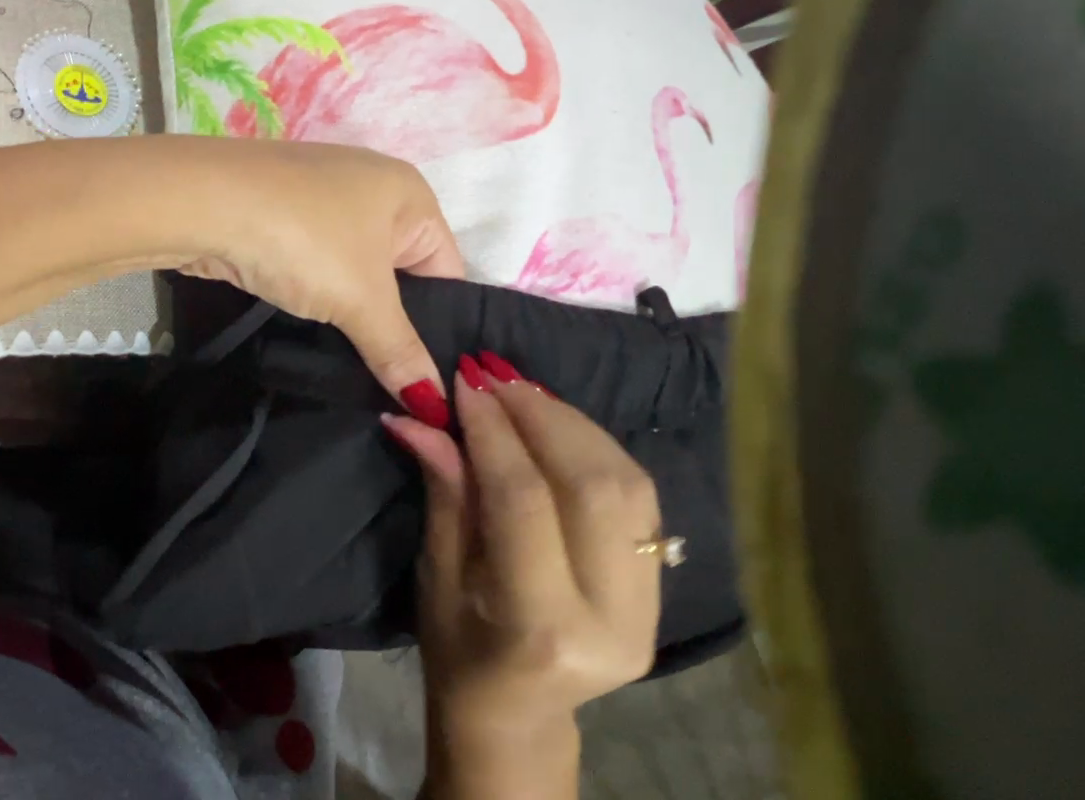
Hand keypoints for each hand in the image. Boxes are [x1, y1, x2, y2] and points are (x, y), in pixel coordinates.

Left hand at [176, 139, 463, 410]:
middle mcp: (367, 188)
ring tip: (353, 373)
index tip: (432, 384)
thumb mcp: (360, 298)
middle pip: (398, 274)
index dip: (442, 327)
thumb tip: (434, 405)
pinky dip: (312, 300)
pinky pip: (311, 269)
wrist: (200, 203)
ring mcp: (316, 201)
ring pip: (350, 274)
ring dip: (348, 317)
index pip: (446, 271)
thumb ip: (398, 350)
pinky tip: (311, 340)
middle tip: (393, 388)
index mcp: (408, 193)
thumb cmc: (301, 240)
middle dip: (391, 326)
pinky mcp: (275, 219)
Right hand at [381, 353, 663, 796]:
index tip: (462, 381)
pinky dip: (596, 446)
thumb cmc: (456, 648)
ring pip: (628, 483)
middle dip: (539, 415)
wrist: (517, 711)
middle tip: (491, 373)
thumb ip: (445, 492)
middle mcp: (613, 616)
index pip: (523, 502)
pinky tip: (556, 420)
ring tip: (520, 389)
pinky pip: (640, 497)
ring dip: (572, 422)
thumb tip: (420, 414)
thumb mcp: (436, 573)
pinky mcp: (664, 587)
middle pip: (592, 485)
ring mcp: (651, 604)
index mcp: (540, 624)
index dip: (492, 431)